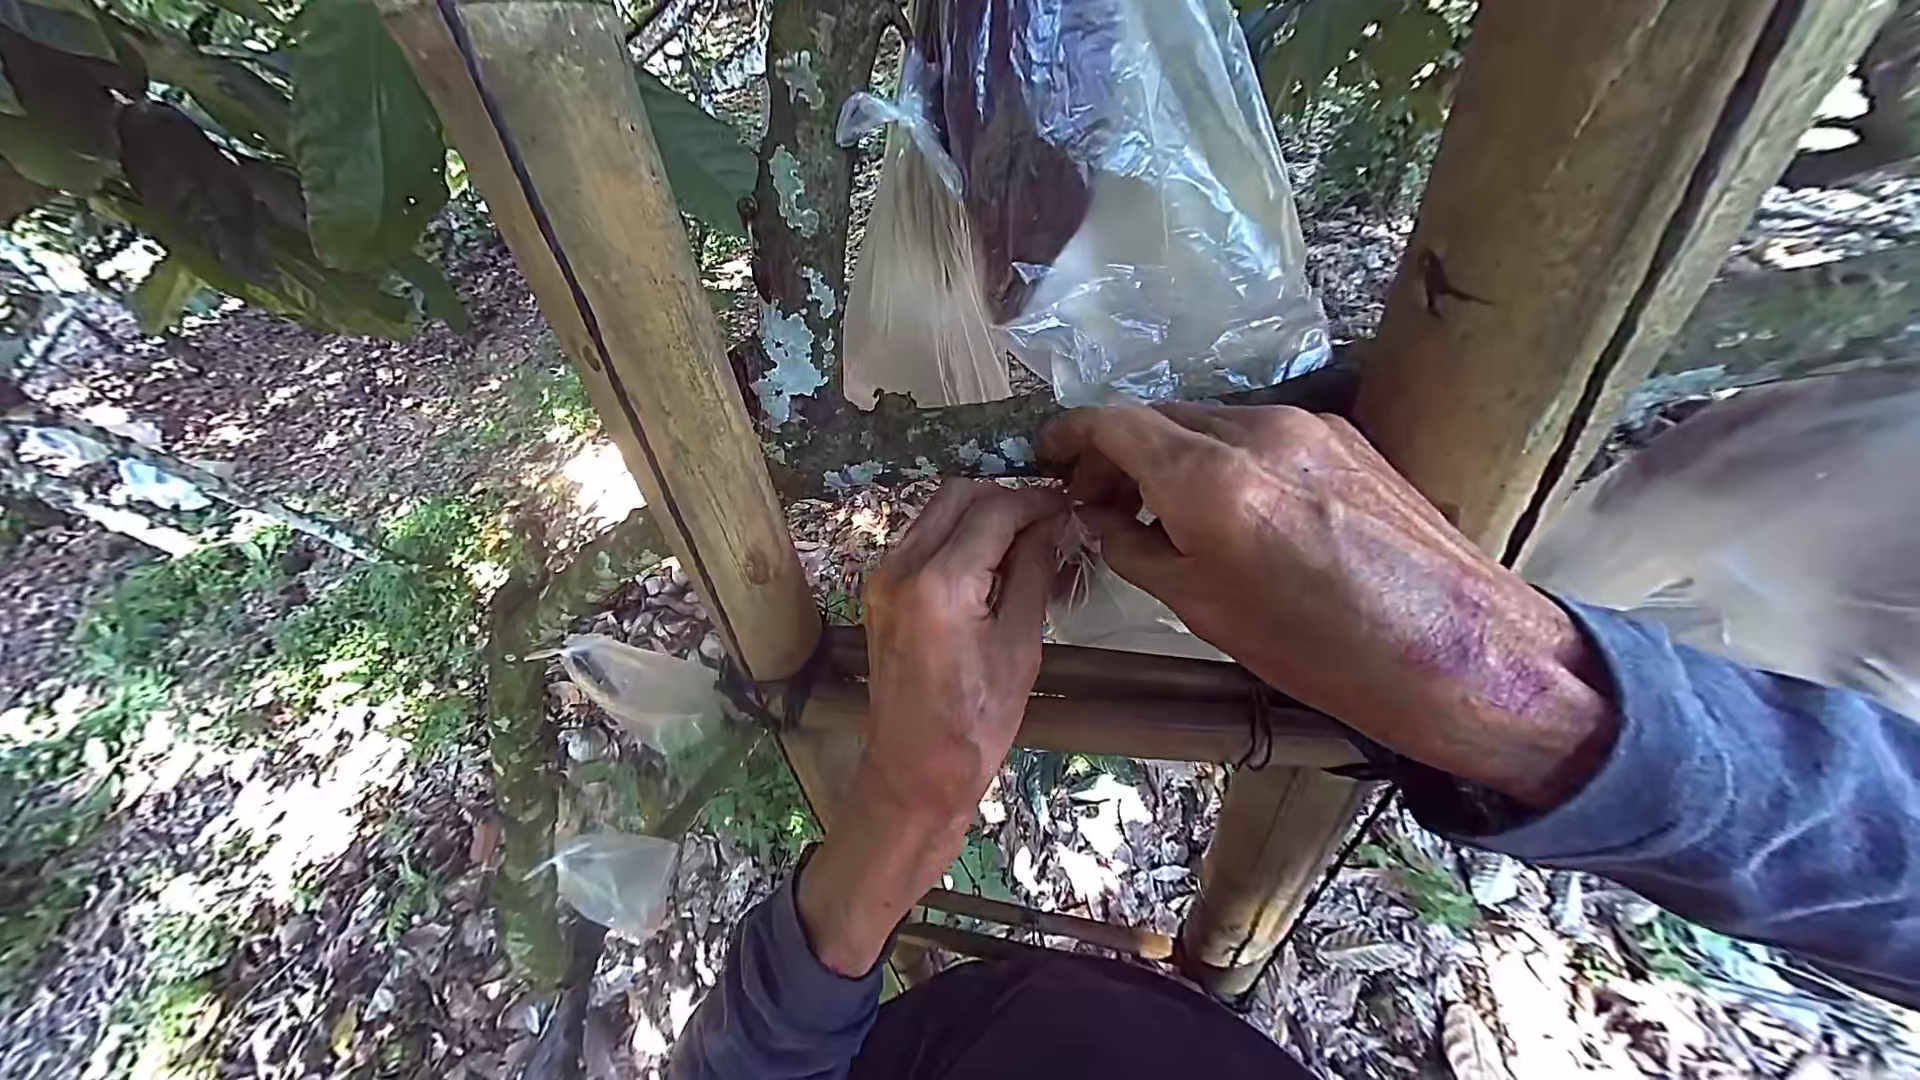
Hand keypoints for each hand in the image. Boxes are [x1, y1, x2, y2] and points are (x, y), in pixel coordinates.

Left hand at [797, 480, 1064, 975]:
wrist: (912, 774)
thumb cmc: (977, 724)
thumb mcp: (1020, 647)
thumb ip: (1032, 573)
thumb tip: (1050, 526)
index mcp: (939, 583)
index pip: (993, 512)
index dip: (1035, 503)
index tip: (1065, 508)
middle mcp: (900, 567)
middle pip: (957, 496)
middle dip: (1005, 499)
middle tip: (1044, 521)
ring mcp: (882, 577)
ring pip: (935, 512)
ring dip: (979, 514)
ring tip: (1021, 538)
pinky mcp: (879, 592)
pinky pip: (921, 539)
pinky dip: (956, 535)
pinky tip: (986, 559)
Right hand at [1040, 405, 1615, 808]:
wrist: (1458, 654)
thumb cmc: (1310, 646)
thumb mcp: (1196, 604)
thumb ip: (1130, 546)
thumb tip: (1095, 517)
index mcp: (1208, 479)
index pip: (1114, 423)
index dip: (1070, 433)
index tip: (1048, 455)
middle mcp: (1252, 430)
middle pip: (1155, 415)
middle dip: (1113, 450)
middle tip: (1096, 499)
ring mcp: (1302, 423)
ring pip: (1201, 421)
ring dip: (1162, 453)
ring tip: (1152, 506)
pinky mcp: (1338, 432)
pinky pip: (1247, 431)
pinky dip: (1210, 456)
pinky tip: (1216, 503)